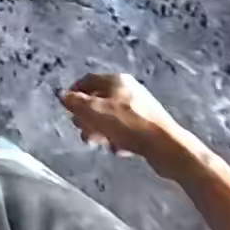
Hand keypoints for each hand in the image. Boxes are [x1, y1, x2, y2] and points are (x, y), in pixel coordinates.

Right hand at [60, 73, 201, 177]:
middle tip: (81, 130)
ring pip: (111, 116)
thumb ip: (76, 103)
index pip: (87, 80)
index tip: (67, 107)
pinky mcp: (149, 125)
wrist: (167, 147)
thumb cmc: (128, 124)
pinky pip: (126, 128)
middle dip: (87, 116)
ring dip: (100, 129)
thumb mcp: (95, 112)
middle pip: (99, 99)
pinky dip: (118, 137)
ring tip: (96, 143)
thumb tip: (63, 96)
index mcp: (116, 80)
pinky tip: (117, 148)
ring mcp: (140, 107)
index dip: (74, 92)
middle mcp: (129, 90)